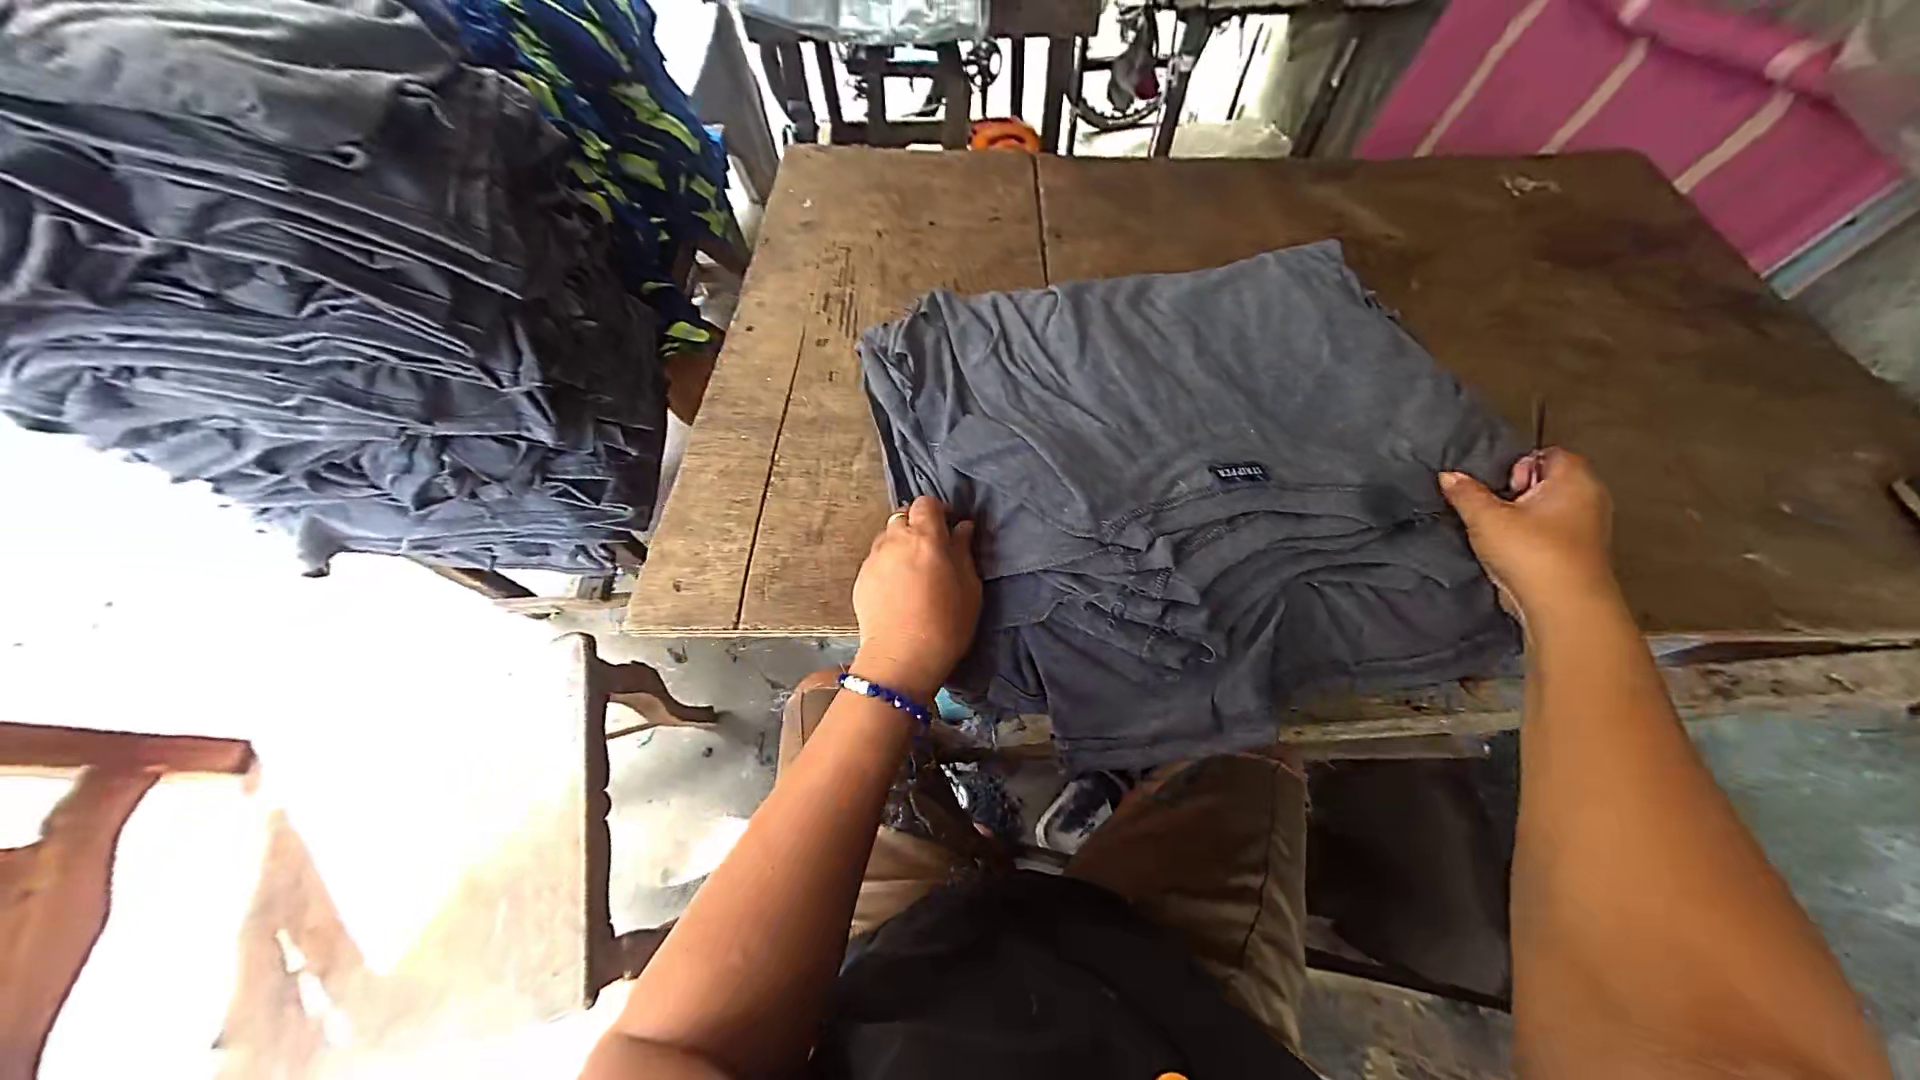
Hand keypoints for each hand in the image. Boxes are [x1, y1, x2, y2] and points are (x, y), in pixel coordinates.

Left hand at [850, 495, 981, 700]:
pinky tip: (898, 589)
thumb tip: (962, 528)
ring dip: (901, 545)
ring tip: (914, 571)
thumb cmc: (946, 623)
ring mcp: (874, 559)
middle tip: (932, 550)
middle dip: (917, 527)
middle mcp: (895, 540)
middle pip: (904, 517)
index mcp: (926, 537)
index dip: (938, 511)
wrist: (902, 658)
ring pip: (887, 538)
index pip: (927, 503)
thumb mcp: (969, 586)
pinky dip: (888, 565)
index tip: (948, 527)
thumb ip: (964, 550)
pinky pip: (877, 560)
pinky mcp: (861, 578)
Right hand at [1438, 447, 1616, 624]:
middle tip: (1492, 507)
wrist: (1560, 604)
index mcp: (1575, 480)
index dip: (1519, 464)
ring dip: (1518, 515)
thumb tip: (1448, 476)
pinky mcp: (1577, 551)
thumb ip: (1465, 493)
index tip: (1496, 485)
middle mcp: (1590, 498)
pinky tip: (1506, 548)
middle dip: (1515, 490)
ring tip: (1494, 530)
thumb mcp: (1486, 517)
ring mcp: (1587, 526)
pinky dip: (1527, 535)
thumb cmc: (1530, 551)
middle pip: (1547, 480)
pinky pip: (1547, 531)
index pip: (1550, 454)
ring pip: (1545, 508)